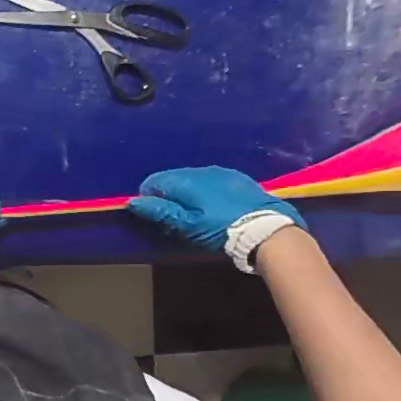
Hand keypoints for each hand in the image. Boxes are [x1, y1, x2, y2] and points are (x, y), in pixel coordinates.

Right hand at [126, 166, 304, 254]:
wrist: (269, 229)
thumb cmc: (221, 229)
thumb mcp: (187, 225)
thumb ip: (160, 212)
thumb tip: (131, 201)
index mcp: (185, 180)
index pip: (153, 182)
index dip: (149, 198)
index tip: (157, 216)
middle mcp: (201, 170)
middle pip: (173, 179)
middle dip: (168, 196)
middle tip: (174, 219)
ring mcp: (222, 172)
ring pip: (192, 179)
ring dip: (187, 193)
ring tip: (194, 214)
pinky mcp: (238, 178)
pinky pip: (211, 181)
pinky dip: (206, 192)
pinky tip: (214, 207)